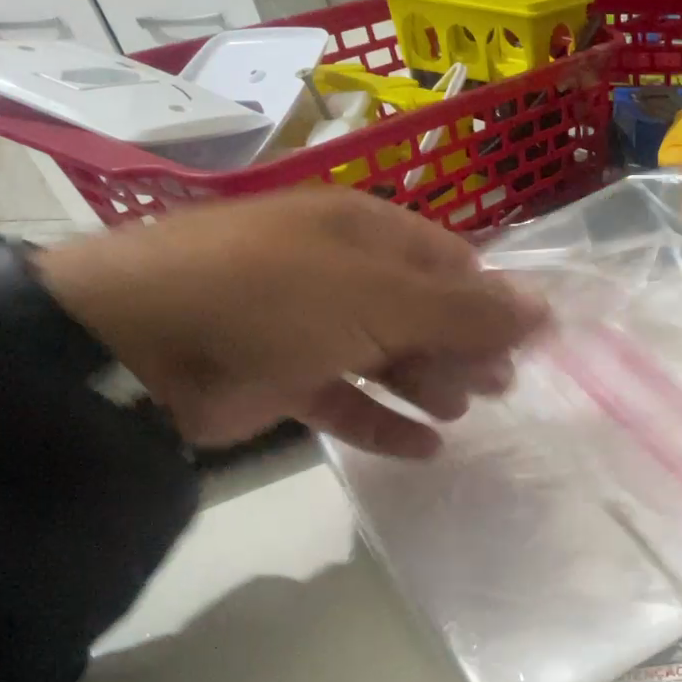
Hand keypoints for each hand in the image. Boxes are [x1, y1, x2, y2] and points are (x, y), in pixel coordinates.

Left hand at [36, 188, 545, 456]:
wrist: (136, 347)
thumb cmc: (276, 300)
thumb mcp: (383, 300)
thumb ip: (467, 311)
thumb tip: (544, 310)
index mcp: (364, 231)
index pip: (451, 262)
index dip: (492, 302)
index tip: (524, 346)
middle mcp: (339, 271)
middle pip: (424, 311)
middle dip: (465, 349)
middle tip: (496, 388)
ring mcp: (308, 325)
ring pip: (390, 355)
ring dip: (429, 384)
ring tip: (456, 413)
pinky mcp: (283, 376)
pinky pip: (350, 400)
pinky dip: (385, 423)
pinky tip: (425, 450)